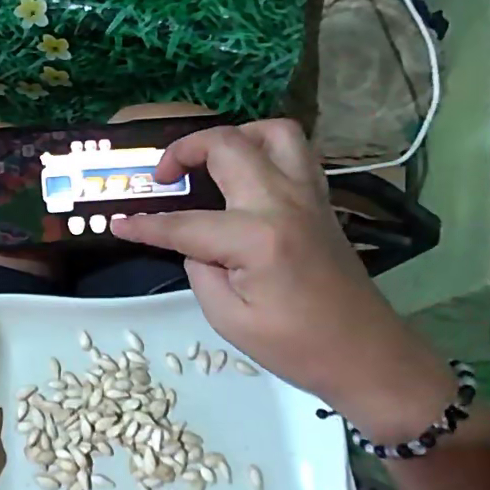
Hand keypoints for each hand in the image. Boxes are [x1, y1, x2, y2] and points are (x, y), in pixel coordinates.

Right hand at [111, 120, 454, 440]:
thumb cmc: (297, 347)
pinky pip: (294, 152)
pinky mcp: (321, 201)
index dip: (144, 226)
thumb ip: (200, 269)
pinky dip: (263, 149)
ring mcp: (308, 196)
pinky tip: (245, 175)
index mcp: (256, 237)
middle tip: (162, 176)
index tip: (119, 225)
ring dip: (233, 136)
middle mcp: (283, 202)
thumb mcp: (228, 318)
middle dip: (183, 151)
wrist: (370, 357)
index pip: (184, 223)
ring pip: (272, 132)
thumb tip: (195, 244)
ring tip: (210, 161)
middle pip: (227, 146)